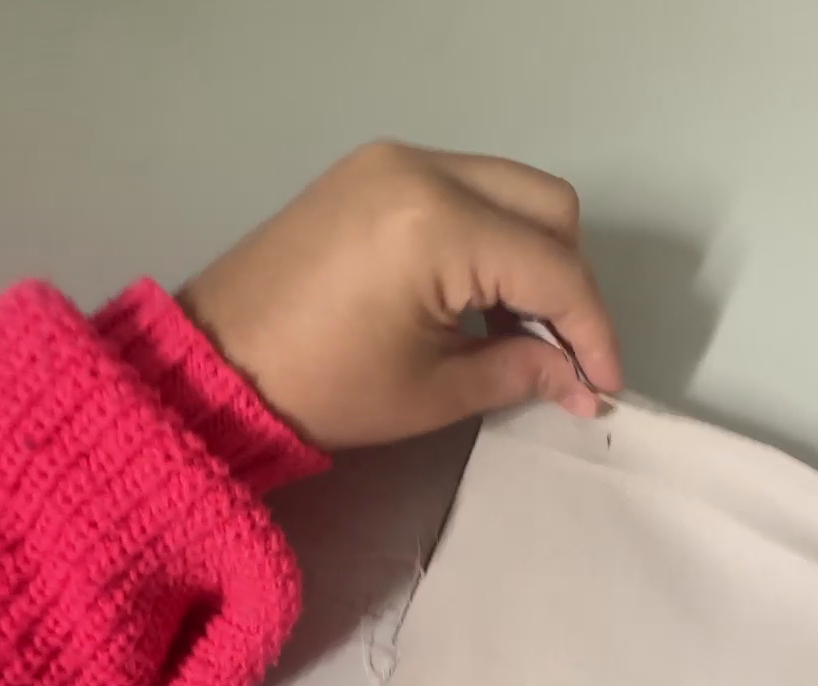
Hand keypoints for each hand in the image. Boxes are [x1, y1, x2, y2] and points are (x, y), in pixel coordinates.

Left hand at [178, 142, 622, 449]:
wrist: (213, 363)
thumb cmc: (324, 388)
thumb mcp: (435, 391)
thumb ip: (522, 372)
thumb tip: (583, 383)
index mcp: (437, 226)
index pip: (555, 270)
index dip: (593, 331)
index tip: (604, 382)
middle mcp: (424, 170)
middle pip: (550, 208)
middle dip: (572, 284)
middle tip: (564, 350)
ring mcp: (396, 162)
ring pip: (514, 192)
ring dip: (538, 260)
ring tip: (523, 330)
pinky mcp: (378, 172)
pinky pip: (470, 192)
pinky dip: (496, 242)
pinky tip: (482, 298)